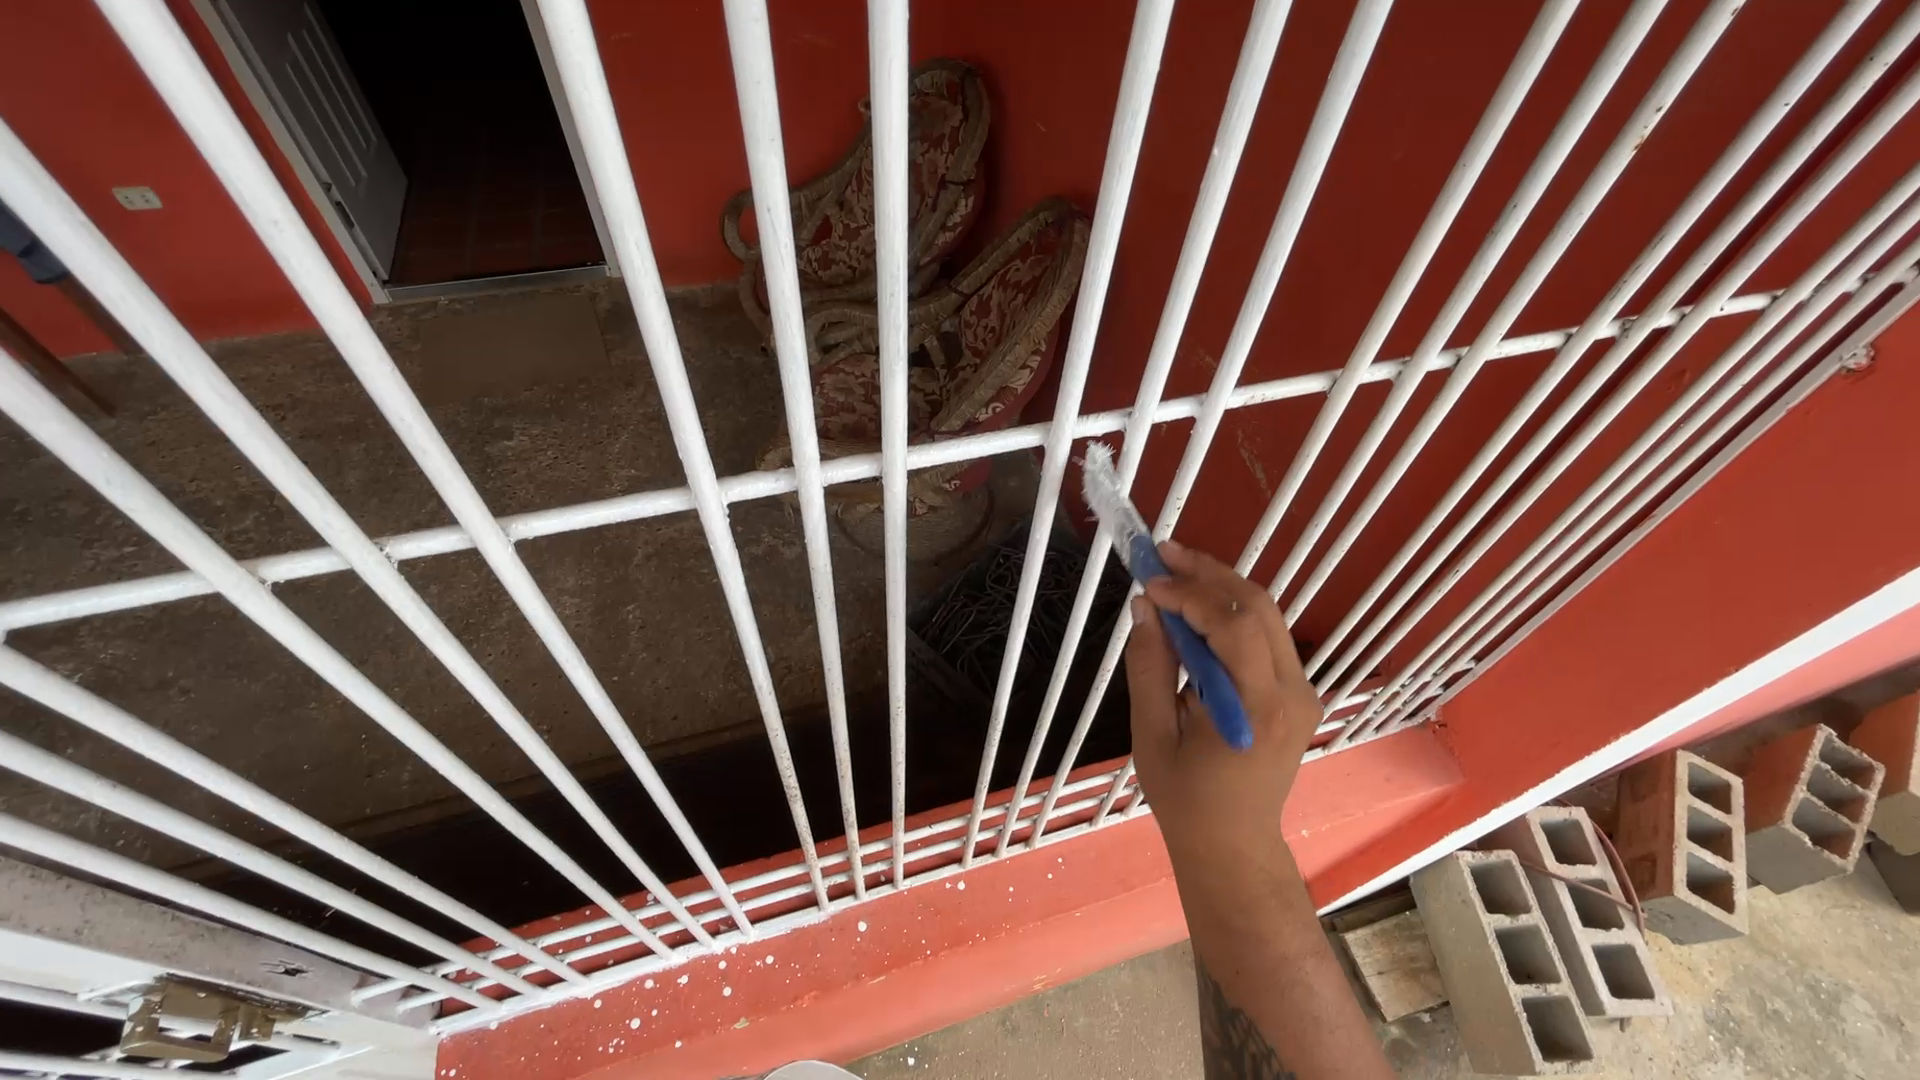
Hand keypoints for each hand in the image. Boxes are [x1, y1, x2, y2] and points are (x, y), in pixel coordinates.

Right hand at [1126, 541, 1322, 878]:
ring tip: (1176, 568)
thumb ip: (1149, 667)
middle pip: (1259, 608)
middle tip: (1163, 553)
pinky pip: (1267, 637)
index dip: (1190, 595)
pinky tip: (1197, 606)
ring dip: (1221, 587)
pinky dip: (1231, 612)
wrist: (1233, 845)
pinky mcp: (1297, 693)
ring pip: (1267, 616)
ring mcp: (1303, 691)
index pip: (1233, 628)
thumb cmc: (1185, 799)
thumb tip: (1146, 607)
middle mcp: (1293, 693)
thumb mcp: (1152, 735)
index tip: (1149, 583)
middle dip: (1209, 573)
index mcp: (1257, 710)